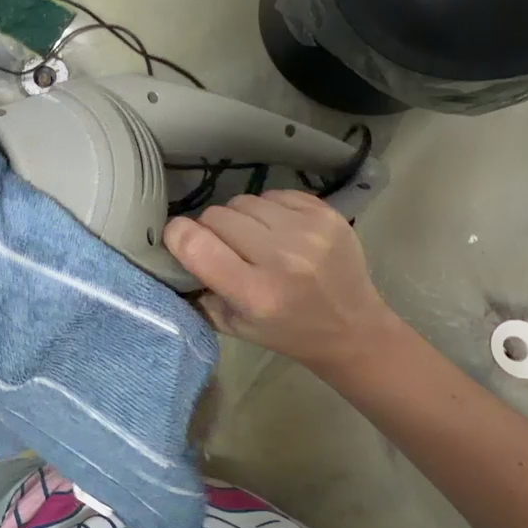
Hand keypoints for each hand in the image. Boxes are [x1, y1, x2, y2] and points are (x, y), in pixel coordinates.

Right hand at [162, 190, 402, 375]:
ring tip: (255, 240)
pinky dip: (269, 210)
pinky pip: (273, 194)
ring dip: (241, 218)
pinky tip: (280, 232)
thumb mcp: (232, 325)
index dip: (178, 235)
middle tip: (226, 249)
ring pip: (243, 200)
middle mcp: (282, 258)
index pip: (195, 244)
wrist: (354, 329)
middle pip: (216, 215)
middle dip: (212, 230)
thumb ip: (198, 289)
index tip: (179, 240)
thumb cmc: (287, 332)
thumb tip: (174, 248)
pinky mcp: (326, 214)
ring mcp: (308, 232)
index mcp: (255, 293)